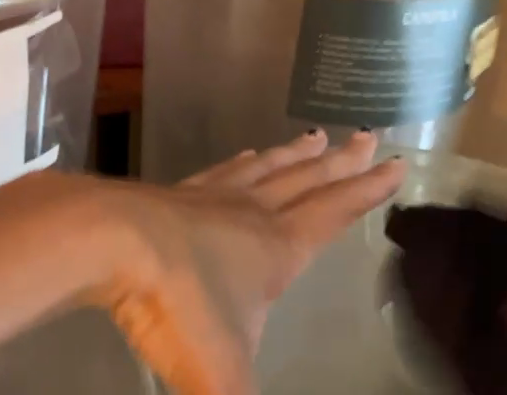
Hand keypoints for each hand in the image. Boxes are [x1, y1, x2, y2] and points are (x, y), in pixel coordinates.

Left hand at [89, 131, 405, 394]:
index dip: (368, 191)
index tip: (396, 164)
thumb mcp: (223, 379)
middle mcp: (250, 213)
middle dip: (341, 162)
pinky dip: (239, 164)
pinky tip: (242, 158)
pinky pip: (219, 172)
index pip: (334, 213)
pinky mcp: (172, 195)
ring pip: (265, 169)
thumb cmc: (176, 305)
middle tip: (368, 135)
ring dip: (293, 155)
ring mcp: (209, 199)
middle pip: (307, 180)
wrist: (109, 242)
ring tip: (312, 137)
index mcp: (276, 249)